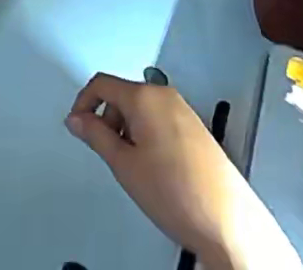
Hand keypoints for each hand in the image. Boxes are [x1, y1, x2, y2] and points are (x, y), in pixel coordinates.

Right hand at [66, 74, 301, 269]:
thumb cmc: (180, 194)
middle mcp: (165, 96)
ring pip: (140, 108)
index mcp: (144, 97)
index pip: (101, 83)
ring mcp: (182, 109)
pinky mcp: (194, 125)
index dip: (82, 102)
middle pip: (121, 94)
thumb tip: (77, 119)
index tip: (76, 123)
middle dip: (106, 118)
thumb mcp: (123, 164)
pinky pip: (159, 118)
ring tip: (132, 166)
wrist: (226, 220)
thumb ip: (94, 135)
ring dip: (126, 128)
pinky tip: (152, 167)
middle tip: (104, 150)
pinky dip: (146, 134)